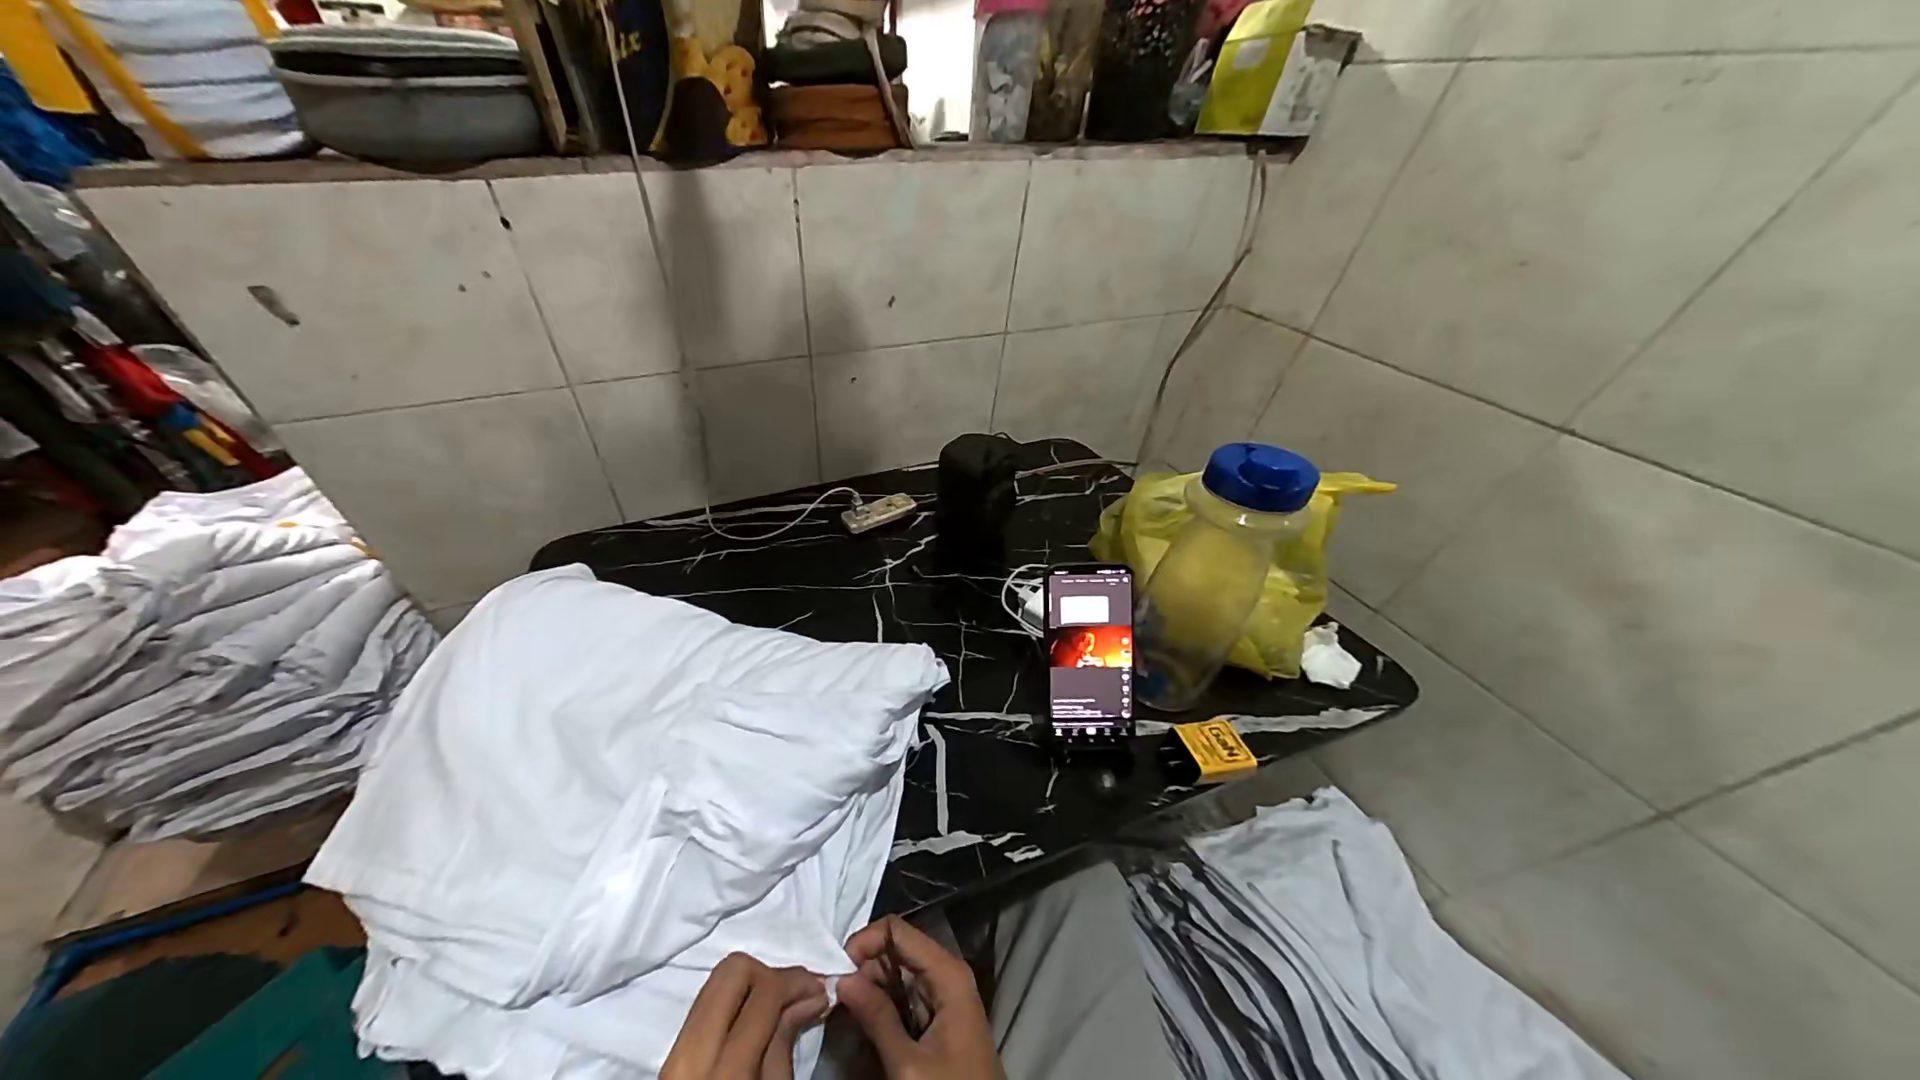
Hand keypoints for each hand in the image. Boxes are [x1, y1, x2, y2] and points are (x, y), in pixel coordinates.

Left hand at [663, 952, 829, 1079]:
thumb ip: (784, 1044)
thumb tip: (811, 995)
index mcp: (724, 1076)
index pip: (762, 993)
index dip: (797, 982)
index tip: (820, 990)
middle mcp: (689, 1057)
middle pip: (730, 972)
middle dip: (769, 973)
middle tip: (795, 995)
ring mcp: (671, 1057)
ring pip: (713, 983)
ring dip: (751, 984)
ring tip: (778, 1006)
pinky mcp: (668, 1058)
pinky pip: (703, 1007)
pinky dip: (733, 1002)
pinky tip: (754, 1020)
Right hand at [837, 915, 1006, 1079]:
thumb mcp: (909, 1065)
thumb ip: (876, 1018)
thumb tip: (843, 979)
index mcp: (946, 972)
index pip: (897, 931)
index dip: (864, 942)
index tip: (836, 972)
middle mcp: (946, 973)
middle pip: (895, 950)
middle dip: (862, 968)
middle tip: (833, 997)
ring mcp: (942, 995)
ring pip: (896, 974)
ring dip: (868, 988)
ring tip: (842, 1011)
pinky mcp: (937, 1017)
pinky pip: (903, 997)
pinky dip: (881, 1005)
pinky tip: (861, 1022)